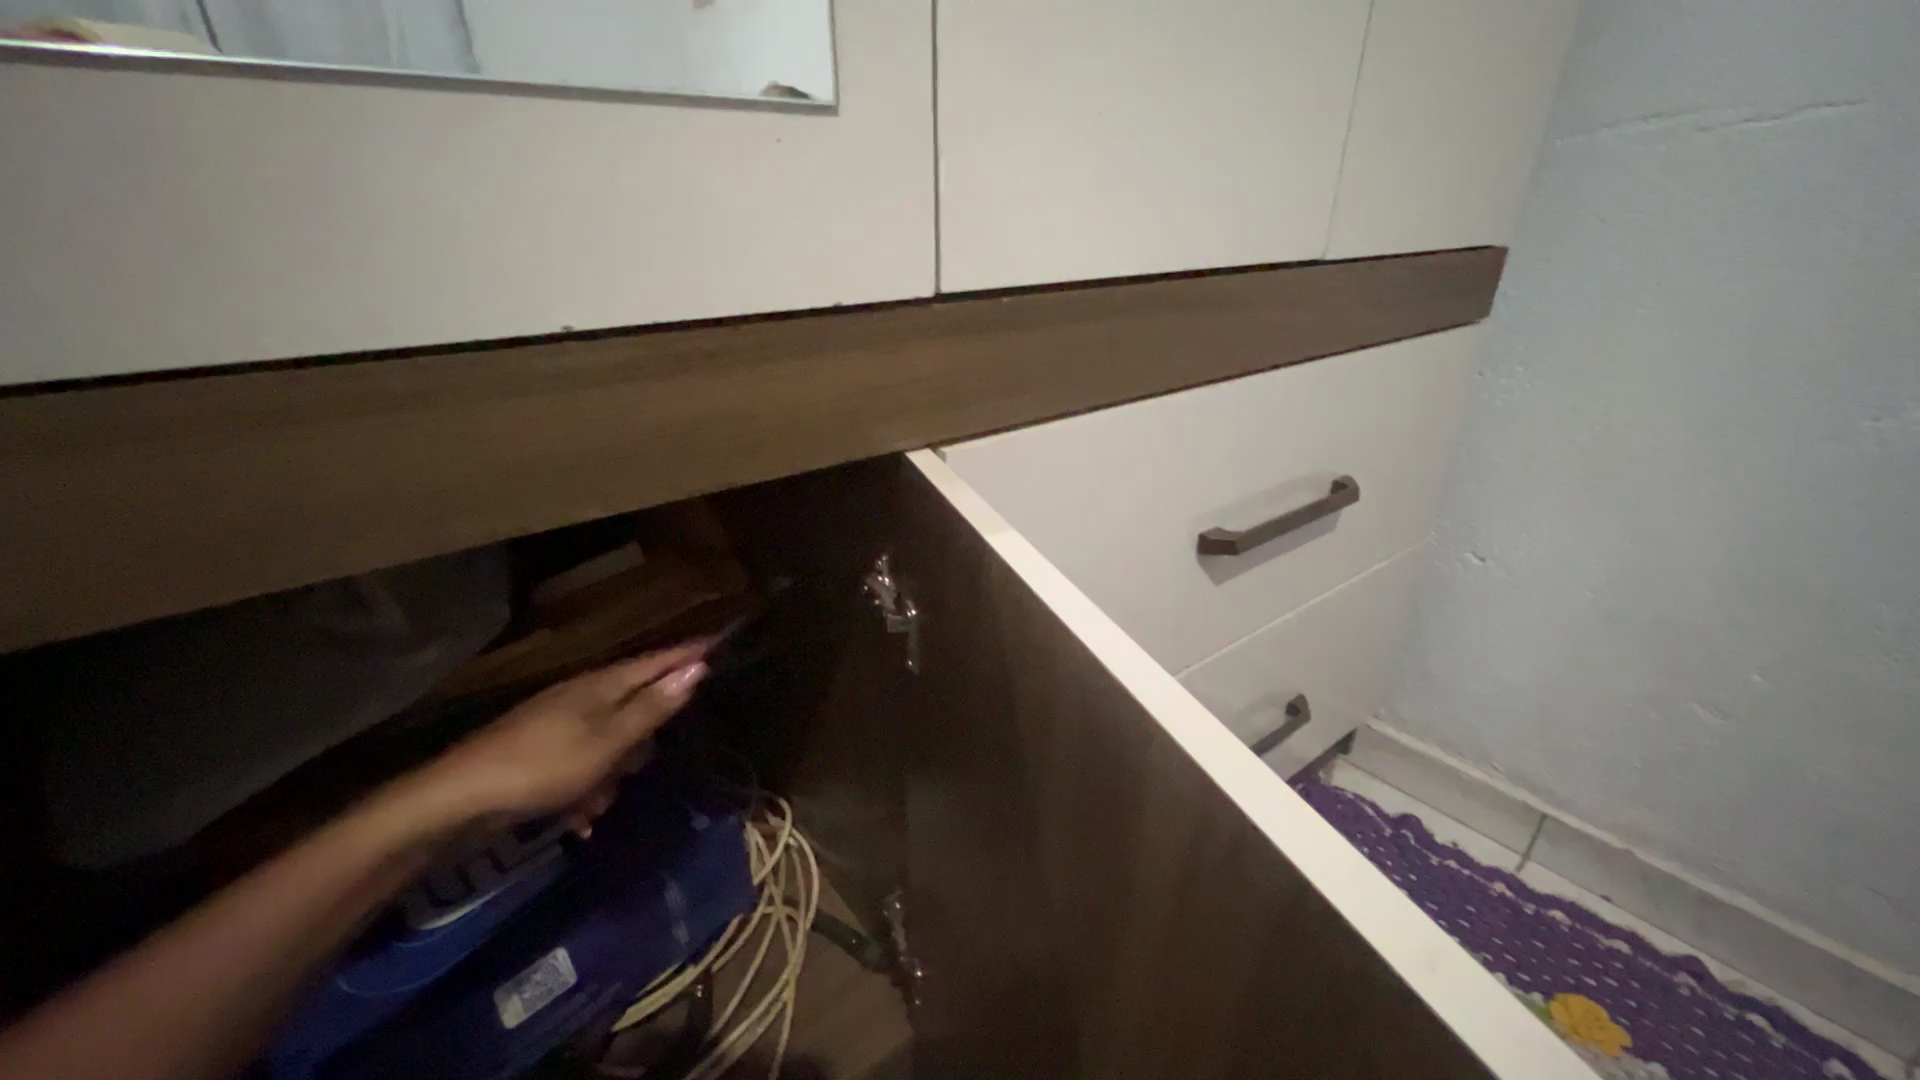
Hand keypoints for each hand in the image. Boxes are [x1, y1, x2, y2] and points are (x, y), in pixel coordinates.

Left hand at [399, 645, 710, 834]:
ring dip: (614, 771)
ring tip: (601, 802)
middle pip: (635, 704)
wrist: (460, 799)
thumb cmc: (546, 765)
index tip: (719, 643)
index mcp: (602, 686)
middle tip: (646, 761)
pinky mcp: (540, 752)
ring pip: (610, 741)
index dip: (687, 654)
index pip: (656, 662)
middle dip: (646, 736)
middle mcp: (582, 696)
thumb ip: (653, 708)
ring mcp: (558, 723)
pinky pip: (584, 765)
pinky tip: (580, 818)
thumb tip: (697, 668)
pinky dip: (588, 788)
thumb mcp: (610, 740)